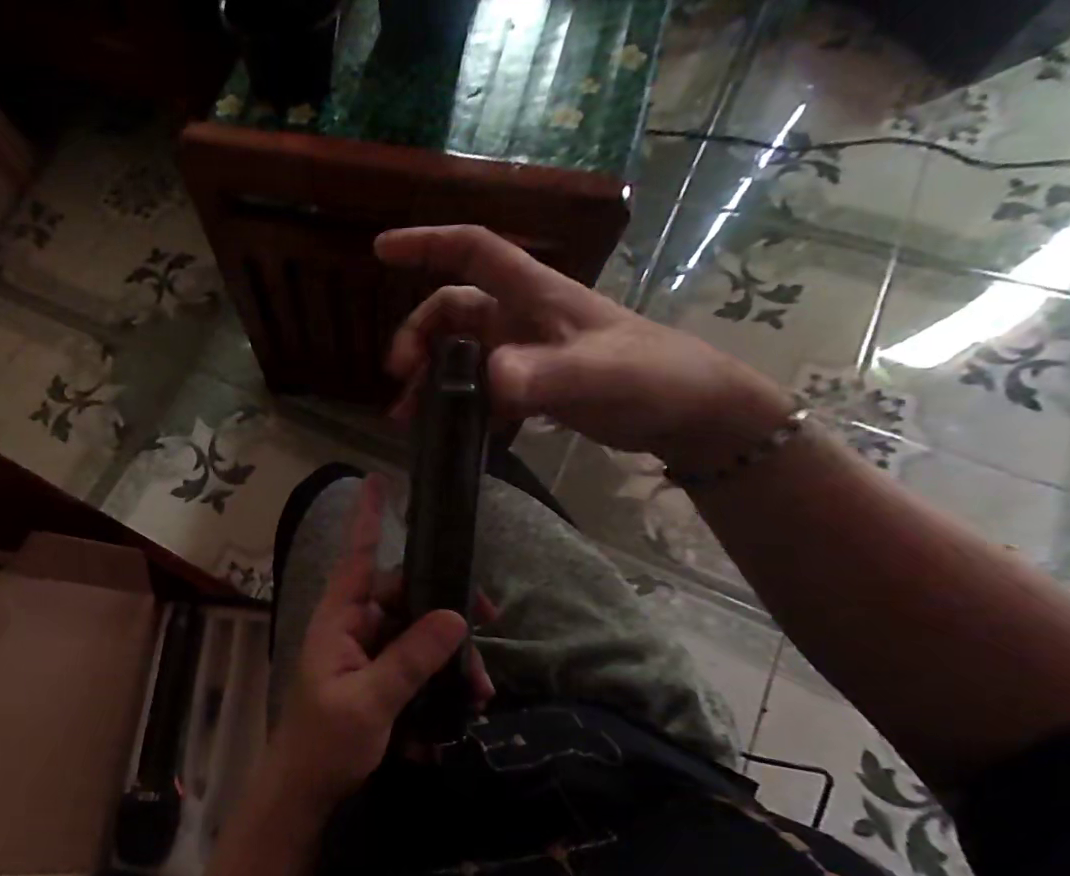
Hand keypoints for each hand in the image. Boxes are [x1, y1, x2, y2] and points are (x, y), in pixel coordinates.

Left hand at [264, 474, 475, 820]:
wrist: (306, 797)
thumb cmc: (323, 745)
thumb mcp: (370, 702)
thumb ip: (410, 658)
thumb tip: (456, 616)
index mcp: (339, 622)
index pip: (357, 559)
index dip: (367, 519)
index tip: (378, 480)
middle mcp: (355, 630)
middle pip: (407, 598)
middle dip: (449, 611)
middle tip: (492, 621)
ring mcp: (368, 656)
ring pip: (420, 636)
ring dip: (452, 658)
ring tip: (482, 691)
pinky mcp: (381, 682)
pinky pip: (417, 667)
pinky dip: (441, 682)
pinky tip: (464, 708)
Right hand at [375, 224, 795, 465]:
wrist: (690, 412)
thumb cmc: (650, 376)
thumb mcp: (598, 374)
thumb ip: (544, 375)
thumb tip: (489, 382)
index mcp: (536, 293)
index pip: (473, 251)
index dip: (425, 244)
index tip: (380, 251)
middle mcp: (525, 316)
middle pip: (455, 311)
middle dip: (420, 340)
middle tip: (399, 382)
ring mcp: (531, 353)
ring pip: (465, 356)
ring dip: (434, 383)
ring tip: (411, 422)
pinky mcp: (539, 386)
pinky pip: (486, 391)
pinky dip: (465, 409)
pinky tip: (456, 437)